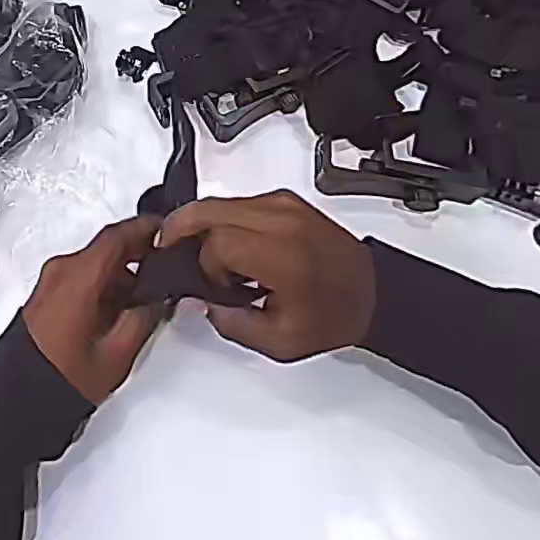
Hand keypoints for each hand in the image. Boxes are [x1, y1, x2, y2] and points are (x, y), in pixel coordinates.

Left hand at [24, 216, 164, 403]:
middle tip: (162, 263)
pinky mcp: (45, 294)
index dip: (144, 227)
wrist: (13, 402)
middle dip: (137, 253)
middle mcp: (61, 271)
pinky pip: (80, 276)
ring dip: (119, 273)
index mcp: (79, 277)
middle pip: (106, 248)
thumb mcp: (116, 355)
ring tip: (143, 298)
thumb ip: (144, 318)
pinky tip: (117, 309)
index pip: (117, 236)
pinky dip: (102, 284)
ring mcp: (50, 281)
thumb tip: (156, 300)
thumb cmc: (56, 381)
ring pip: (94, 263)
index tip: (164, 227)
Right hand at [160, 190, 375, 362]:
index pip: (218, 241)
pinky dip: (223, 218)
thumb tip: (199, 301)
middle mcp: (282, 220)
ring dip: (202, 222)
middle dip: (180, 225)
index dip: (206, 265)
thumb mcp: (280, 340)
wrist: (372, 291)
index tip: (216, 285)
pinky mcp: (285, 199)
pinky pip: (239, 202)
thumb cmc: (334, 315)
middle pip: (209, 208)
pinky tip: (226, 243)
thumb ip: (231, 322)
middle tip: (168, 244)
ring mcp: (284, 204)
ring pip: (221, 201)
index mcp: (283, 255)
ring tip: (203, 252)